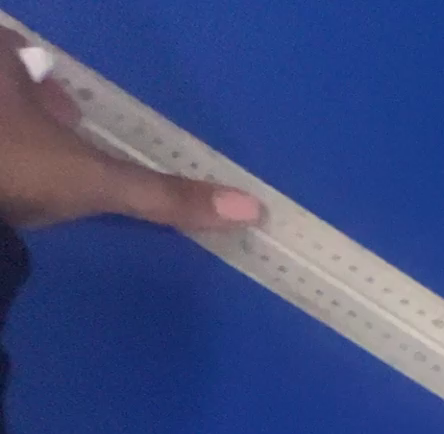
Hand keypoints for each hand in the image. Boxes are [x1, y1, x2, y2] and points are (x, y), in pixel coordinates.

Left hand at [0, 28, 257, 229]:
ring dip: (13, 137)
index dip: (32, 74)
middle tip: (55, 139)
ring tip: (35, 170)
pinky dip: (3, 165)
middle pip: (0, 85)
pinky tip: (10, 191)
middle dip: (25, 109)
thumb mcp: (96, 182)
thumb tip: (251, 208)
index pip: (9, 48)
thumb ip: (166, 195)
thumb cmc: (9, 163)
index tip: (63, 109)